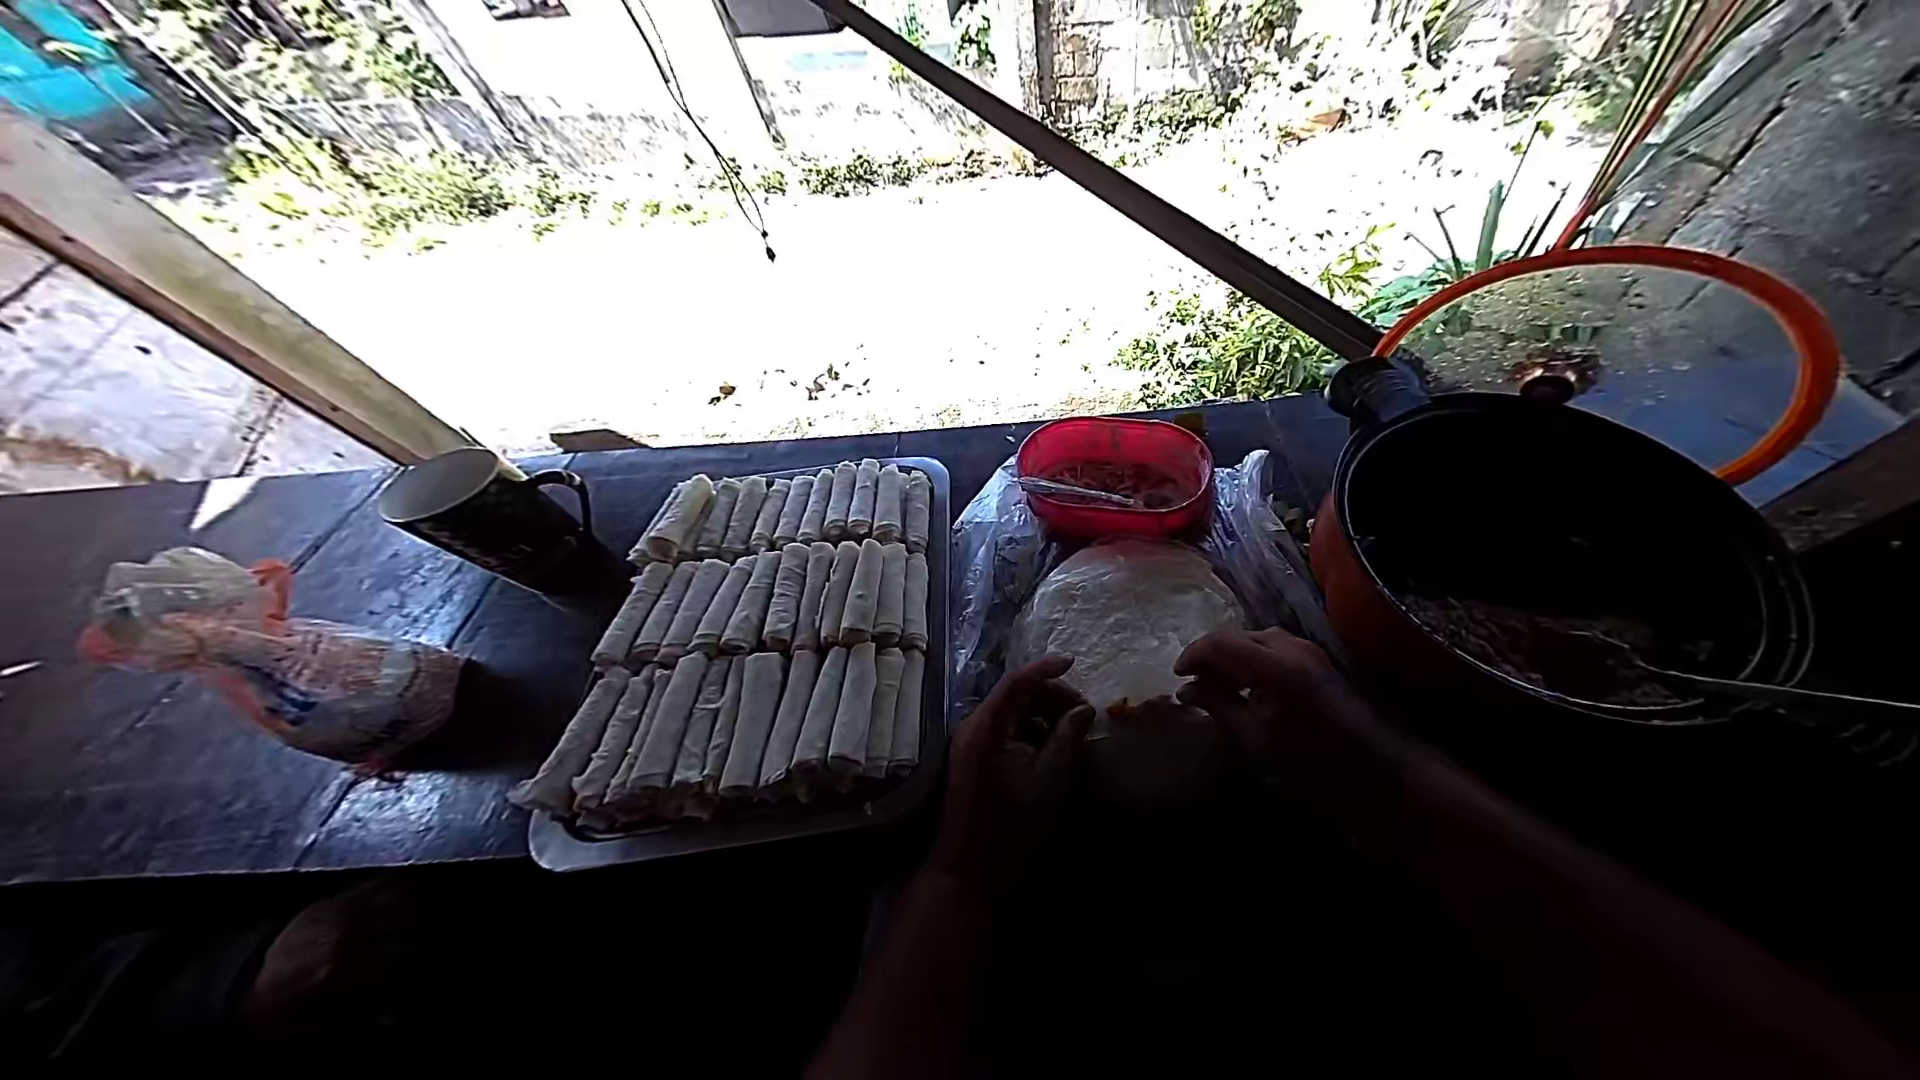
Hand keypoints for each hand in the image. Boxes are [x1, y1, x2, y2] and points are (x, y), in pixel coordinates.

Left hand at [932, 656, 1093, 891]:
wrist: (970, 869)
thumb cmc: (1013, 826)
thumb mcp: (1050, 780)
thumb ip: (1067, 738)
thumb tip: (1083, 710)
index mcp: (988, 726)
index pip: (1017, 682)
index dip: (1046, 668)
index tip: (1073, 662)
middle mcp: (973, 725)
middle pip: (1014, 694)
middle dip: (1050, 696)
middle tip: (1082, 714)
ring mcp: (970, 740)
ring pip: (1010, 711)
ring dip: (1041, 714)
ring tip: (1072, 731)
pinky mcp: (973, 755)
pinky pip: (1003, 729)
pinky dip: (1028, 730)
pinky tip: (1051, 746)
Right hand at [1173, 629, 1399, 794]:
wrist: (1381, 774)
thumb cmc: (1313, 764)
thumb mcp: (1255, 739)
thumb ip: (1218, 706)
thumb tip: (1186, 690)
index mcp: (1274, 667)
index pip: (1219, 643)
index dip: (1193, 655)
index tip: (1178, 676)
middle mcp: (1292, 648)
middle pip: (1237, 636)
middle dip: (1211, 655)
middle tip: (1195, 682)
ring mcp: (1309, 651)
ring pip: (1255, 638)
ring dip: (1232, 655)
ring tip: (1218, 682)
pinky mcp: (1318, 659)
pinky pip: (1274, 646)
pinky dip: (1252, 657)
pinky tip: (1247, 683)